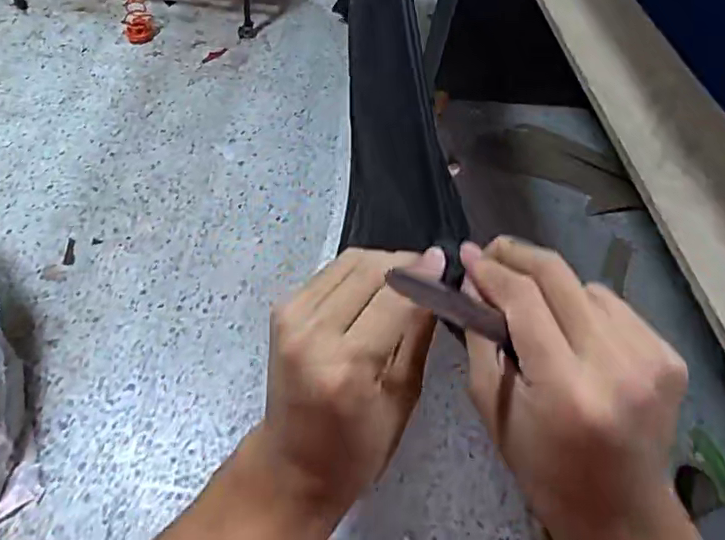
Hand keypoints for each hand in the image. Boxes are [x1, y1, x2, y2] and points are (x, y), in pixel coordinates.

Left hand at [160, 247, 444, 538]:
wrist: (290, 466)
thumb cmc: (356, 450)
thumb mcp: (401, 400)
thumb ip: (417, 337)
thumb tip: (435, 286)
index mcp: (348, 366)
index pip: (392, 299)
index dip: (420, 274)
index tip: (442, 259)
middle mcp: (314, 333)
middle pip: (367, 271)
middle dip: (402, 262)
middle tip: (427, 266)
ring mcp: (292, 316)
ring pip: (347, 263)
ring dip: (379, 262)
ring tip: (402, 274)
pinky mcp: (282, 308)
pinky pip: (328, 272)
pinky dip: (354, 272)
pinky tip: (371, 285)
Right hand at [462, 238, 695, 539]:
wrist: (622, 513)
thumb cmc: (544, 466)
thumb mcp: (493, 405)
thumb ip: (480, 335)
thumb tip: (473, 276)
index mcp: (567, 389)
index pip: (524, 299)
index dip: (491, 270)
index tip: (468, 254)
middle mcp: (615, 367)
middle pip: (558, 276)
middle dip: (517, 254)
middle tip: (491, 250)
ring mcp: (649, 360)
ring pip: (584, 286)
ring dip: (552, 286)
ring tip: (536, 306)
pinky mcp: (669, 358)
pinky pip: (613, 305)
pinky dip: (586, 306)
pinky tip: (575, 331)